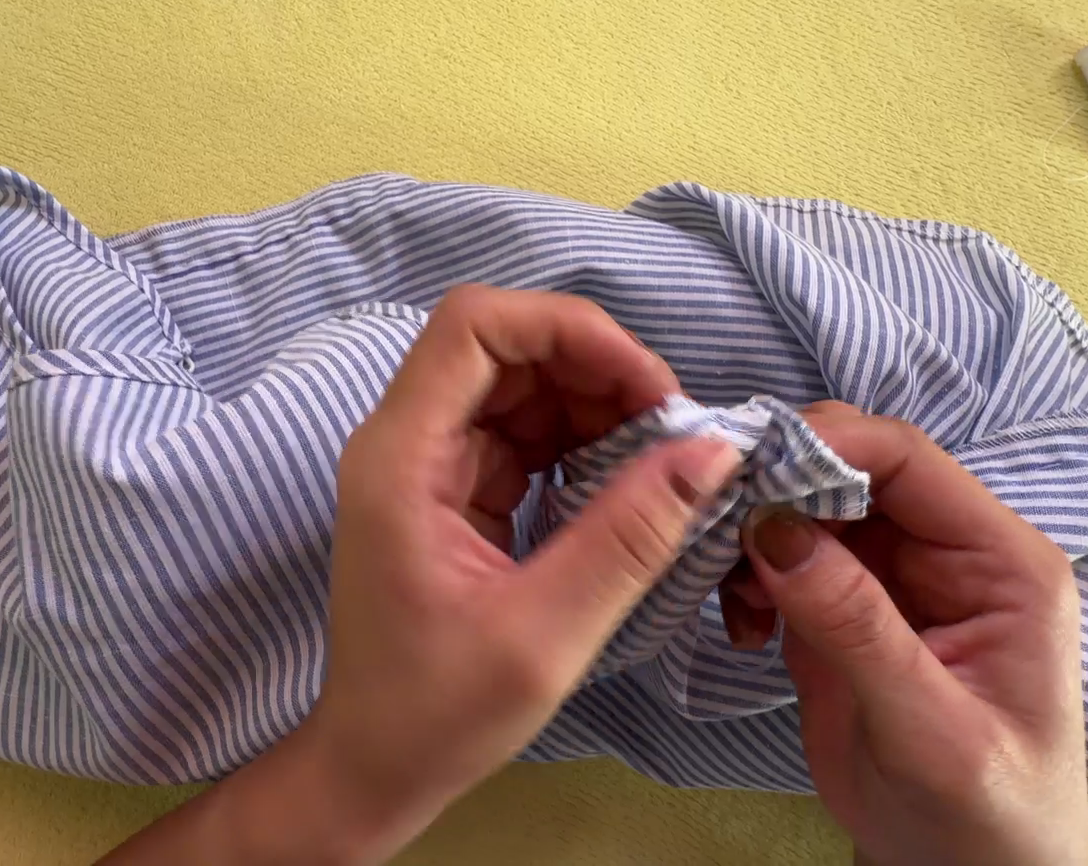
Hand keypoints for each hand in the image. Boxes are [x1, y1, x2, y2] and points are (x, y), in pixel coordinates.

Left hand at [99, 285, 741, 864]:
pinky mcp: (454, 479)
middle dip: (592, 364)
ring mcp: (429, 455)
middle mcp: (407, 435)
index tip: (645, 385)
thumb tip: (711, 453)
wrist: (375, 762)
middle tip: (668, 423)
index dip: (564, 329)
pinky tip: (621, 471)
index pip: (473, 325)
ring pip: (519, 379)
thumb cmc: (438, 713)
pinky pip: (523, 425)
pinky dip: (579, 434)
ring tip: (657, 450)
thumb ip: (629, 537)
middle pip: (503, 343)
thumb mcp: (545, 634)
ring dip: (593, 398)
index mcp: (400, 455)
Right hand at [720, 402, 1087, 865]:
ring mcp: (882, 569)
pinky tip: (744, 628)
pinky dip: (743, 573)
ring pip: (797, 502)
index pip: (904, 458)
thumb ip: (856, 625)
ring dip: (750, 534)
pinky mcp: (834, 595)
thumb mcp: (929, 729)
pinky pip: (774, 548)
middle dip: (773, 487)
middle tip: (718, 526)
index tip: (744, 467)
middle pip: (841, 467)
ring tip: (736, 600)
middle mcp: (937, 546)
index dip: (824, 444)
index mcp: (994, 558)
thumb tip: (771, 528)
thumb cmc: (981, 816)